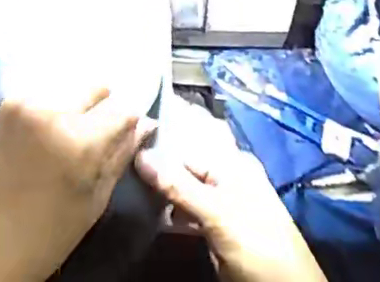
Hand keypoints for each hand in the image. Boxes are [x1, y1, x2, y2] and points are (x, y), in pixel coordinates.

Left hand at [0, 86, 151, 281]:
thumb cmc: (46, 233)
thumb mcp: (94, 201)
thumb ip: (121, 156)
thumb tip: (146, 123)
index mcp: (80, 142)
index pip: (123, 110)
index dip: (128, 122)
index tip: (126, 133)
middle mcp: (55, 112)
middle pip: (98, 89)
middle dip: (101, 110)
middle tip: (93, 137)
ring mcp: (29, 102)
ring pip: (72, 88)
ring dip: (77, 105)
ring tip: (69, 134)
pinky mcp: (10, 101)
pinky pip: (47, 93)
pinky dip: (53, 107)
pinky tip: (47, 131)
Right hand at [136, 118, 326, 281]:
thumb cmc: (256, 242)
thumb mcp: (217, 212)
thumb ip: (179, 185)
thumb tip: (140, 155)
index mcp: (232, 163)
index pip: (189, 145)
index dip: (160, 143)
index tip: (127, 138)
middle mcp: (227, 178)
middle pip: (187, 166)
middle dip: (159, 166)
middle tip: (124, 160)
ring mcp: (223, 206)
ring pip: (186, 191)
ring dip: (163, 191)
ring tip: (130, 185)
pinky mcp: (218, 232)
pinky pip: (189, 214)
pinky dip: (172, 213)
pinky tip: (152, 213)